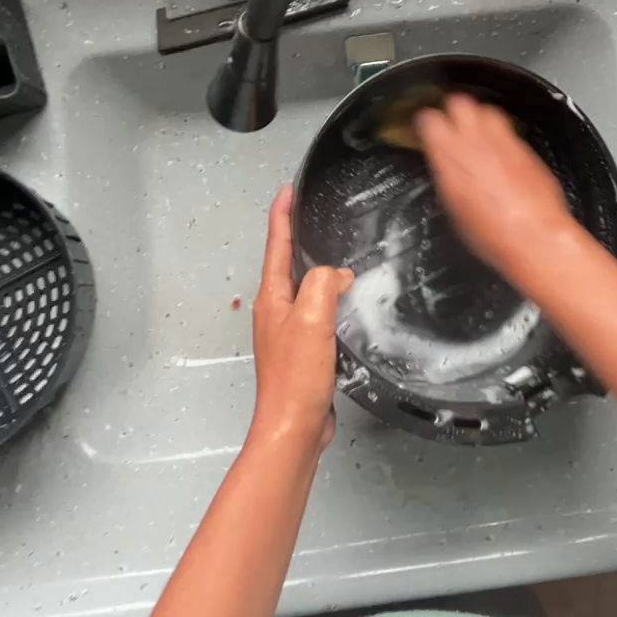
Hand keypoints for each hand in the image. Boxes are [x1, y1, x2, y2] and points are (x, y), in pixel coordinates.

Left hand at [252, 185, 352, 451]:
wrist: (294, 426)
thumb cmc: (296, 377)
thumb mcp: (311, 318)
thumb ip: (322, 284)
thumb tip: (337, 276)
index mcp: (273, 297)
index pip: (275, 243)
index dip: (282, 214)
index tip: (288, 190)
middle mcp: (275, 309)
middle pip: (286, 261)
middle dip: (296, 234)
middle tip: (311, 212)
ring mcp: (287, 329)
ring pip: (302, 285)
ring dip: (314, 265)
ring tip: (330, 248)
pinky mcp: (302, 348)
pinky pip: (316, 309)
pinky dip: (328, 296)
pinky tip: (343, 300)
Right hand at [415, 93, 577, 275]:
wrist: (534, 236)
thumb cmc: (490, 233)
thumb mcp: (452, 206)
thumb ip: (445, 175)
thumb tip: (444, 167)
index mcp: (449, 155)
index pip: (428, 118)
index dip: (425, 122)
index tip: (424, 129)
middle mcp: (475, 140)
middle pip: (459, 101)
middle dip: (452, 109)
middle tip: (450, 123)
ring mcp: (503, 140)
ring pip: (485, 109)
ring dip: (477, 117)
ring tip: (475, 132)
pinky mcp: (524, 146)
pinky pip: (507, 127)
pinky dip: (498, 133)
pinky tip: (498, 150)